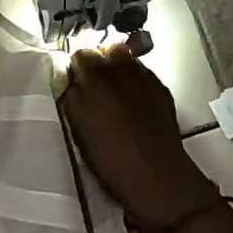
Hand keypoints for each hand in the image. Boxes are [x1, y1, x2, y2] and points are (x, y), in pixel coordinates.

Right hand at [58, 43, 219, 232]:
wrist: (160, 181)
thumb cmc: (112, 160)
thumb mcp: (79, 132)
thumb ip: (71, 99)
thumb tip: (70, 83)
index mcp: (96, 78)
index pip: (80, 54)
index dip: (75, 67)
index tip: (73, 82)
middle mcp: (122, 70)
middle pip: (105, 51)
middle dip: (98, 64)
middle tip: (92, 86)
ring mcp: (146, 78)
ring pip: (126, 60)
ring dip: (117, 70)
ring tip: (114, 93)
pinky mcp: (163, 91)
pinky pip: (143, 75)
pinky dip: (135, 82)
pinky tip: (133, 103)